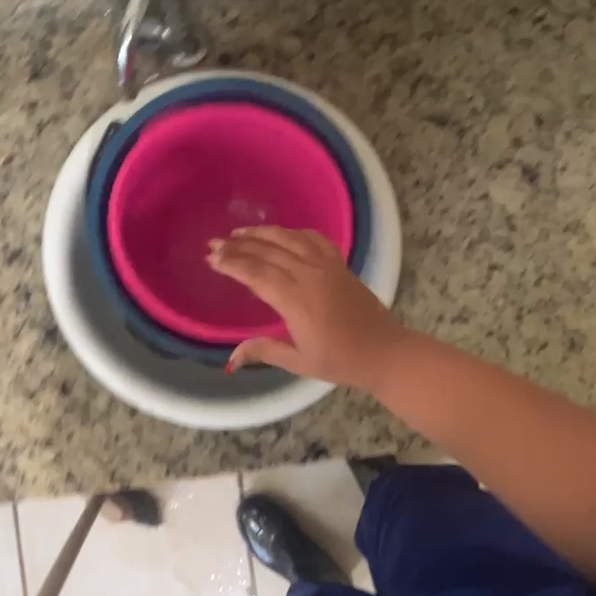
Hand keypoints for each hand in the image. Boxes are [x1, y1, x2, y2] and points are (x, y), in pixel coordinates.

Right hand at [207, 226, 411, 390]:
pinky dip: (293, 232)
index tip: (212, 258)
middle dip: (238, 246)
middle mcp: (310, 276)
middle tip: (214, 243)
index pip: (256, 274)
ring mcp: (327, 267)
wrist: (384, 351)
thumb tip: (230, 359)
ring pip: (289, 239)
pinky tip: (280, 234)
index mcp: (296, 301)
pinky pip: (314, 239)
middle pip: (268, 253)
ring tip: (239, 233)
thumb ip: (264, 352)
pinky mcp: (340, 265)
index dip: (232, 264)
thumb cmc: (341, 361)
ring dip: (262, 234)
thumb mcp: (299, 362)